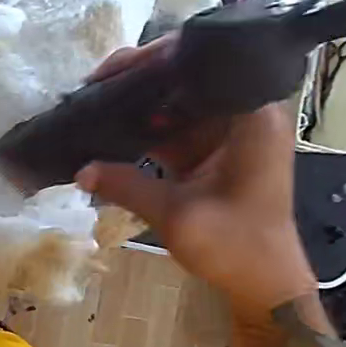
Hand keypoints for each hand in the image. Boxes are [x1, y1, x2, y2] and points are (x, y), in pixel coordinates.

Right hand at [74, 38, 315, 319]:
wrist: (265, 287)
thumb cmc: (236, 249)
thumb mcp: (177, 215)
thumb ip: (127, 186)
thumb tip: (80, 170)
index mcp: (252, 118)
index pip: (205, 64)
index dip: (157, 58)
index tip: (115, 69)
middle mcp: (246, 115)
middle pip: (191, 78)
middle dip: (143, 79)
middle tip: (95, 83)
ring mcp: (231, 134)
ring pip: (181, 104)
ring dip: (143, 105)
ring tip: (96, 100)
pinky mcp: (217, 153)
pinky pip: (180, 129)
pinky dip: (151, 131)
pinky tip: (115, 128)